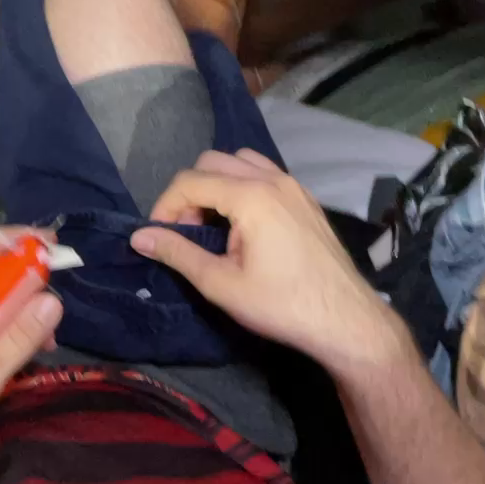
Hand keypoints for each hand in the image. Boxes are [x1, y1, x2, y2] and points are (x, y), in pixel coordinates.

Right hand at [131, 150, 410, 378]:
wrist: (346, 321)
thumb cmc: (280, 305)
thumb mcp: (219, 283)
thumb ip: (177, 253)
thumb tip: (138, 236)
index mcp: (251, 196)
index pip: (189, 180)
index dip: (165, 206)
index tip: (160, 237)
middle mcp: (272, 179)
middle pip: (212, 162)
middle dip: (189, 192)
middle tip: (186, 232)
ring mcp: (293, 186)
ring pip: (239, 162)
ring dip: (216, 185)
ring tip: (213, 225)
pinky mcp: (305, 199)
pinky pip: (263, 174)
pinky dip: (242, 186)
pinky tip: (242, 224)